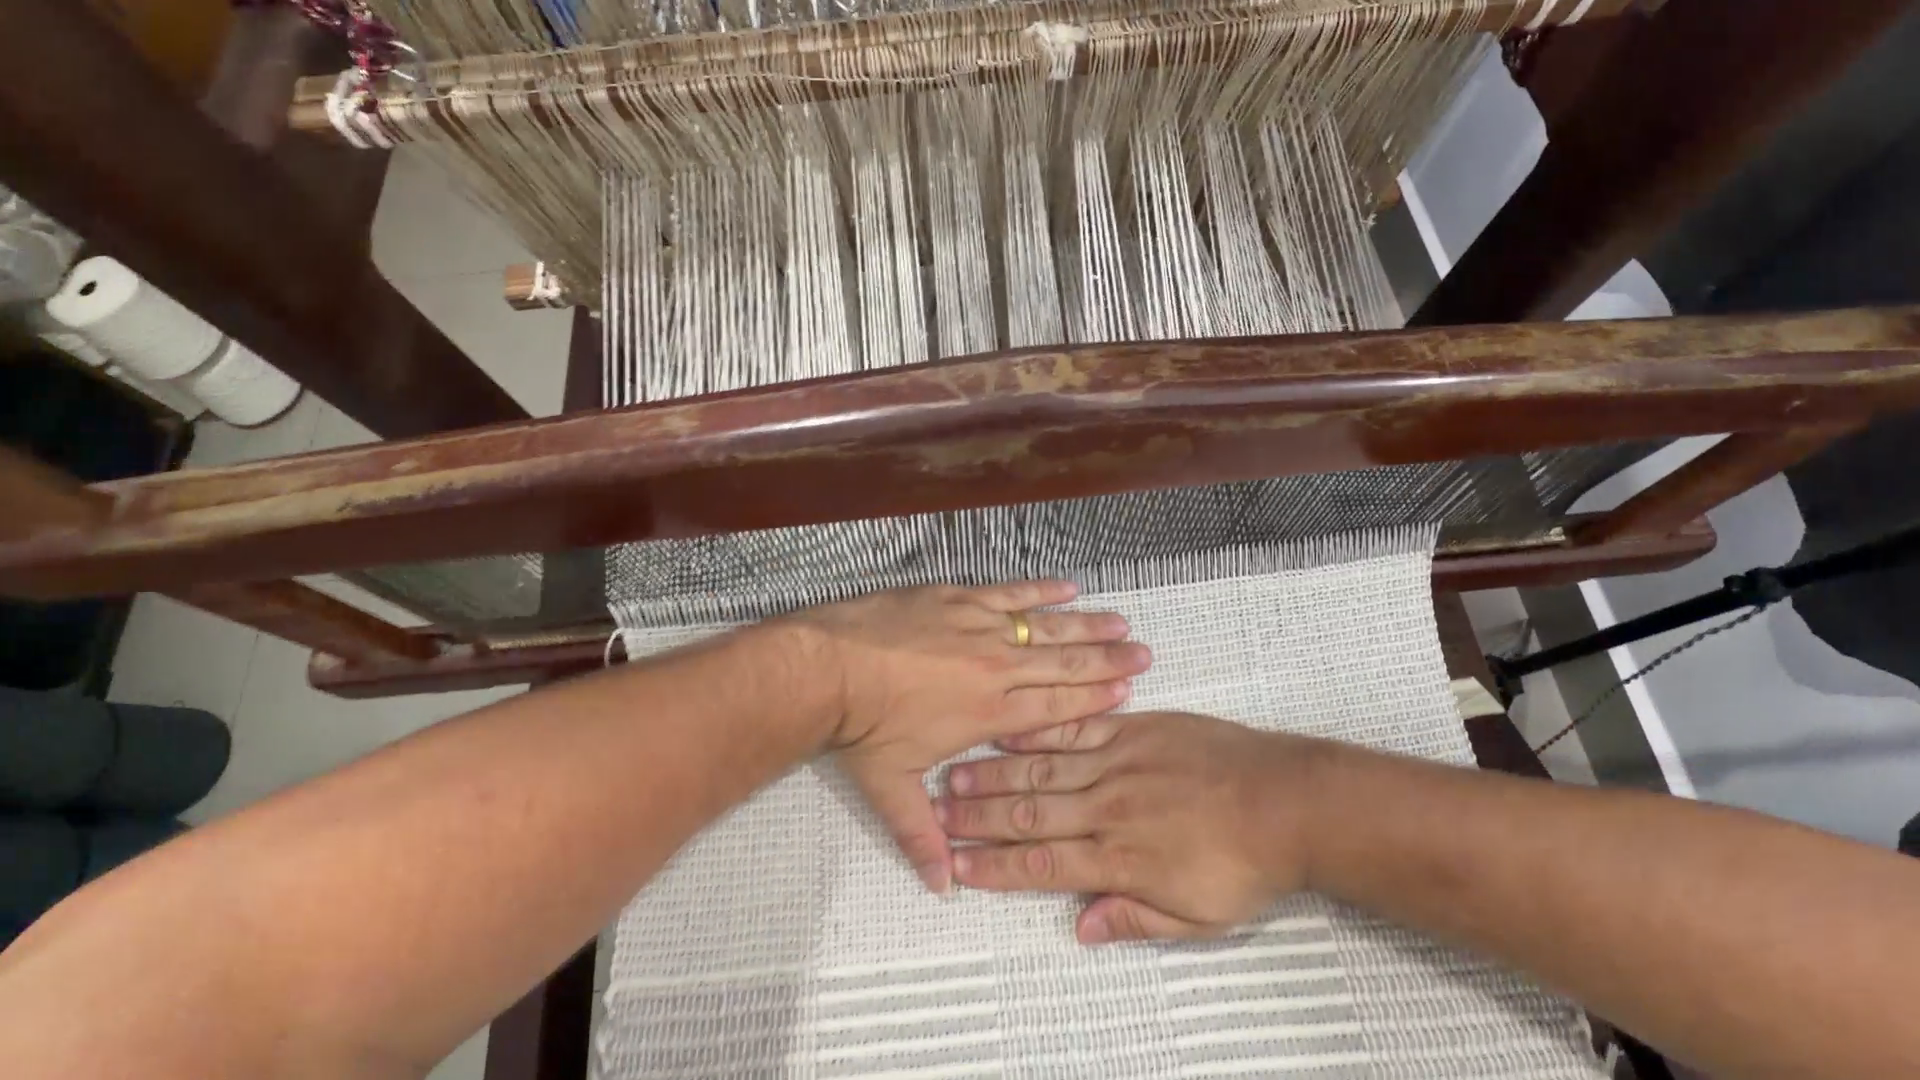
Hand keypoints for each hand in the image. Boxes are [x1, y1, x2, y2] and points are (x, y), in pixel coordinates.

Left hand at [778, 582, 1150, 894]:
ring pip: (1045, 626)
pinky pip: (1009, 592)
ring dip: (1085, 625)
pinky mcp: (955, 598)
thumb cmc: (862, 729)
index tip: (1127, 691)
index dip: (1095, 700)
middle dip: (1107, 659)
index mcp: (990, 713)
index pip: (1056, 708)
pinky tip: (1066, 586)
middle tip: (1142, 653)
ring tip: (1120, 622)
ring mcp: (977, 627)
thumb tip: (941, 888)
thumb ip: (920, 836)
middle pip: (1064, 663)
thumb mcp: (891, 789)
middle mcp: (996, 667)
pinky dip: (1040, 590)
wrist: (829, 668)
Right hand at [939, 712, 1333, 942]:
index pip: (1041, 865)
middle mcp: (1109, 808)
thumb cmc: (1248, 865)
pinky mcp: (1136, 730)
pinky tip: (1010, 730)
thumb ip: (1135, 919)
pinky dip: (1041, 731)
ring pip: (1043, 769)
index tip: (957, 865)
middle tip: (937, 814)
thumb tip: (1082, 929)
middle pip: (1029, 813)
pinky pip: (1077, 729)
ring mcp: (1120, 763)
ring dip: (996, 775)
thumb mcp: (1200, 918)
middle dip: (978, 818)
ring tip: (955, 775)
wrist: (1290, 801)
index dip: (994, 867)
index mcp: (1121, 858)